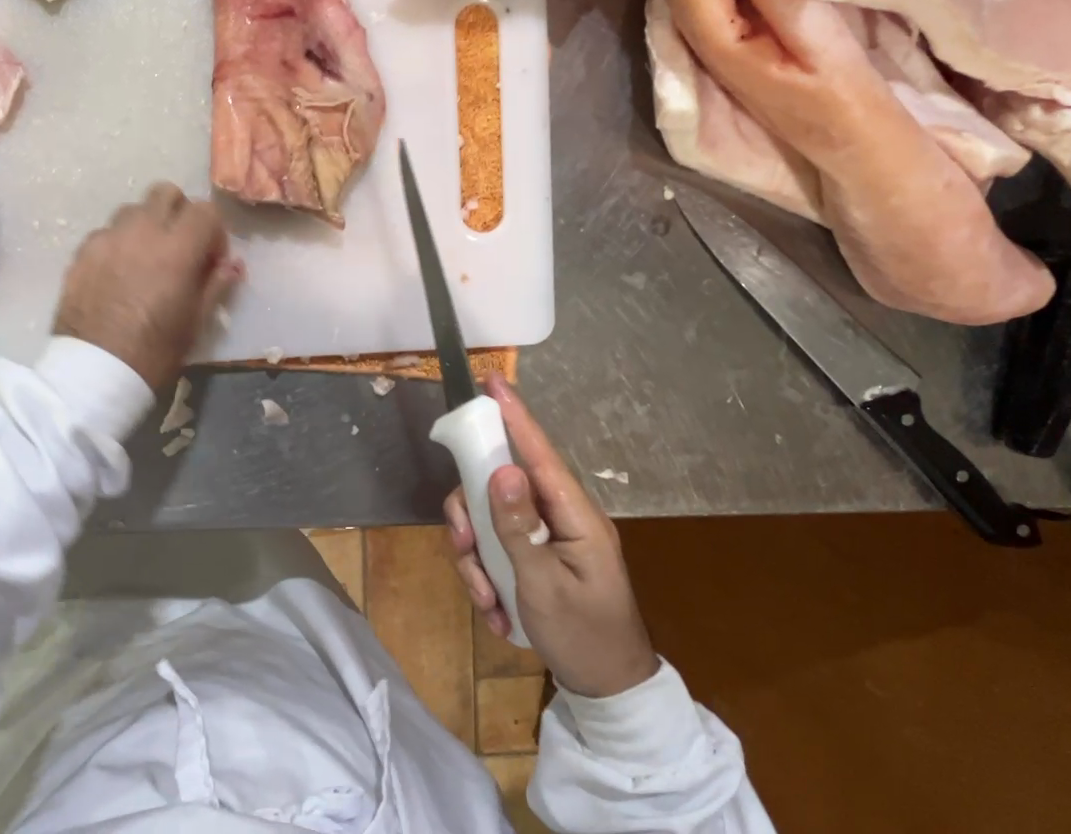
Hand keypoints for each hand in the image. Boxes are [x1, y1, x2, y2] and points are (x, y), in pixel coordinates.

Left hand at [53, 183, 241, 391]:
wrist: (93, 373)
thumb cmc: (153, 353)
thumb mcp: (194, 323)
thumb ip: (216, 285)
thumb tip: (233, 264)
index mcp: (177, 249)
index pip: (205, 210)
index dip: (213, 232)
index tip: (210, 259)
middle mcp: (141, 232)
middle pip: (166, 193)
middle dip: (179, 214)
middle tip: (179, 249)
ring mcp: (107, 238)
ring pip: (133, 209)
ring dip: (146, 225)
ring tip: (145, 260)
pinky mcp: (81, 251)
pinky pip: (106, 232)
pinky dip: (118, 243)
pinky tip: (117, 274)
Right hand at [444, 377, 659, 698]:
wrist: (606, 687)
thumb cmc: (582, 634)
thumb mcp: (542, 584)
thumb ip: (518, 525)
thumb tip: (502, 468)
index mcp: (574, 516)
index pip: (540, 454)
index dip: (515, 417)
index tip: (492, 382)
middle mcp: (559, 518)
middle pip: (498, 487)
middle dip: (472, 517)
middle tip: (465, 546)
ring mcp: (546, 539)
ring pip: (488, 521)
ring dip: (477, 559)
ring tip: (487, 600)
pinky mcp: (534, 559)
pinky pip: (494, 550)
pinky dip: (486, 579)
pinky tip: (496, 612)